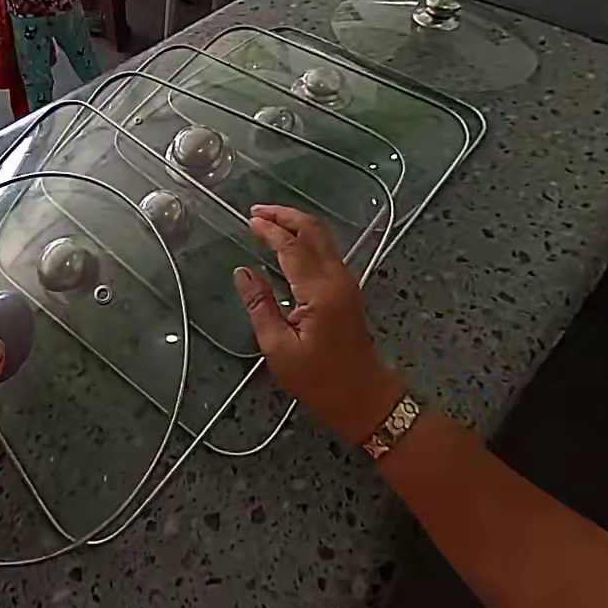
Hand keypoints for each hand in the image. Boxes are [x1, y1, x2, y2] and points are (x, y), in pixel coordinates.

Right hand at [234, 205, 402, 446]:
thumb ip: (260, 305)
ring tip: (269, 220)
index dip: (270, 230)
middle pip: (314, 230)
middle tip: (257, 211)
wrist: (364, 397)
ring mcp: (346, 280)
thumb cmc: (319, 380)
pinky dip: (306, 237)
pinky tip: (288, 242)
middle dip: (285, 215)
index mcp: (319, 291)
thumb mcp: (278, 349)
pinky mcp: (347, 288)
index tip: (249, 220)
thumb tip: (242, 272)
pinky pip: (326, 250)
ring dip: (296, 223)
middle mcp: (337, 277)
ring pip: (323, 236)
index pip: (291, 247)